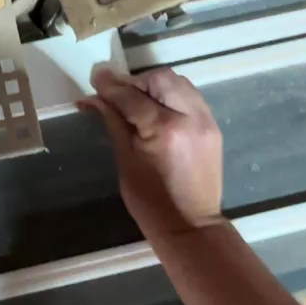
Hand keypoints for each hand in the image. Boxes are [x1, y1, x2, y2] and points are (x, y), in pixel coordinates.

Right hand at [79, 68, 224, 240]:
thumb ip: (113, 121)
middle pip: (160, 79)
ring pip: (178, 82)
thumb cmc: (149, 200)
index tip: (95, 78)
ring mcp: (206, 121)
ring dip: (154, 85)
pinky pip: (190, 96)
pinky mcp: (212, 126)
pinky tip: (156, 107)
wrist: (190, 225)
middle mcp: (190, 117)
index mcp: (164, 130)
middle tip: (116, 93)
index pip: (131, 97)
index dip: (110, 87)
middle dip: (135, 82)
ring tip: (136, 99)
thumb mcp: (125, 160)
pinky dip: (170, 94)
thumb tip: (93, 98)